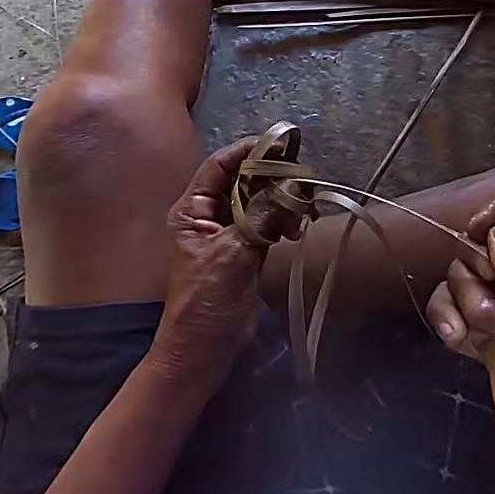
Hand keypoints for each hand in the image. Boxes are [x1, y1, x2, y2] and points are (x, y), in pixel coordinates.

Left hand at [151, 136, 304, 380]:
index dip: (246, 151)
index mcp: (192, 210)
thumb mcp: (232, 255)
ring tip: (302, 211)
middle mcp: (208, 215)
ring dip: (281, 200)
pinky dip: (284, 221)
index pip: (218, 167)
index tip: (277, 144)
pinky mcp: (246, 249)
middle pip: (241, 181)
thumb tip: (288, 187)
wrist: (204, 349)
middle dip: (270, 177)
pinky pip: (268, 223)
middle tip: (300, 177)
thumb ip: (259, 219)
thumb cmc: (206, 300)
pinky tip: (297, 228)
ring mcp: (228, 232)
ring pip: (258, 201)